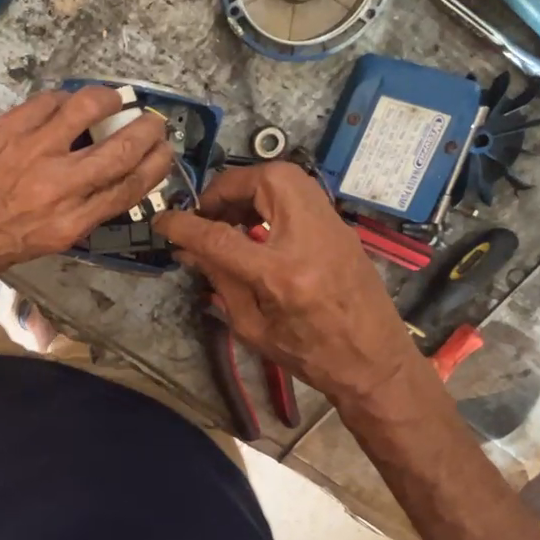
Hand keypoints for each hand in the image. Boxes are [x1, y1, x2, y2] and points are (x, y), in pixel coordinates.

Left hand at [0, 87, 174, 282]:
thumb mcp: (46, 243)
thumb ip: (81, 213)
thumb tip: (107, 181)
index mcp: (71, 223)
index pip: (130, 187)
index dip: (156, 165)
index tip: (164, 152)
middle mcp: (60, 185)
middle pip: (122, 147)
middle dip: (148, 129)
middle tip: (152, 120)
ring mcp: (33, 151)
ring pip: (88, 108)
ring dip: (110, 99)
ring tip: (113, 99)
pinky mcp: (7, 128)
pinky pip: (48, 101)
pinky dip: (65, 98)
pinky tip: (66, 102)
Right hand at [153, 164, 425, 408]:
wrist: (376, 363)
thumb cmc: (310, 356)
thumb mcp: (252, 327)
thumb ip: (221, 281)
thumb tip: (189, 251)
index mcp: (282, 275)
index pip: (220, 237)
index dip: (184, 226)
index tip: (163, 222)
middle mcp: (310, 240)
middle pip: (266, 179)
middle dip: (228, 186)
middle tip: (209, 212)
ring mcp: (332, 228)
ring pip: (289, 176)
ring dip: (251, 186)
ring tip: (232, 216)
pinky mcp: (341, 228)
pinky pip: (302, 194)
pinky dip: (272, 197)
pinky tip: (259, 226)